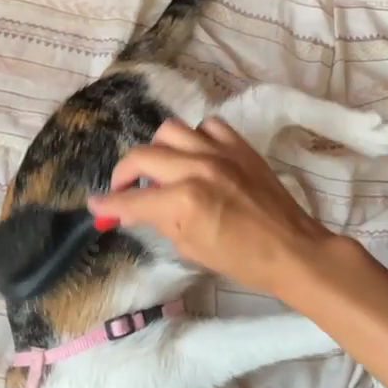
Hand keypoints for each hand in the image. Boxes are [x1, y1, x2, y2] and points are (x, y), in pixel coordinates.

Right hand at [87, 118, 347, 295]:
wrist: (292, 249)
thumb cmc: (242, 260)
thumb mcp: (191, 247)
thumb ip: (158, 221)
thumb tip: (130, 210)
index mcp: (184, 201)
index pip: (132, 199)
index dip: (108, 204)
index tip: (95, 205)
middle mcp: (198, 169)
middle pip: (142, 157)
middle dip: (124, 174)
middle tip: (123, 188)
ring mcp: (220, 152)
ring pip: (170, 131)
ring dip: (157, 150)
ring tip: (161, 168)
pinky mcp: (239, 146)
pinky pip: (206, 126)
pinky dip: (195, 138)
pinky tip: (196, 156)